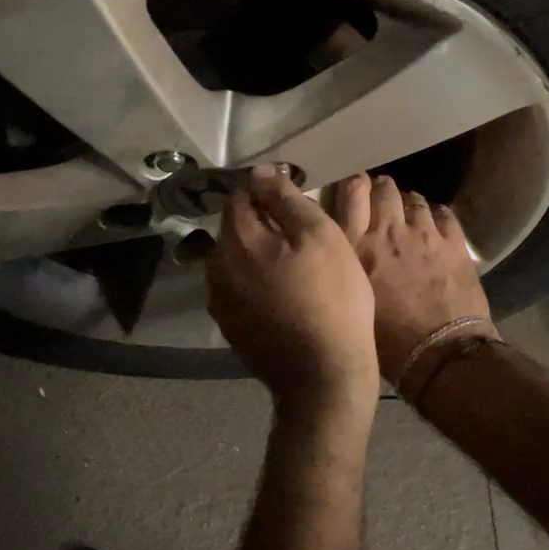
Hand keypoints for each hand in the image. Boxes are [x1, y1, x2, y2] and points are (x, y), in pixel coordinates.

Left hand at [206, 166, 379, 415]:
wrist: (323, 376)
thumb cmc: (332, 298)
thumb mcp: (321, 236)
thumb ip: (286, 199)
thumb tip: (259, 173)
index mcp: (236, 240)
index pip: (240, 197)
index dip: (267, 192)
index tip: (295, 201)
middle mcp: (216, 268)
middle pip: (234, 229)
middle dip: (261, 224)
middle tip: (300, 236)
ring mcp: (219, 302)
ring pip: (235, 261)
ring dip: (257, 255)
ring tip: (294, 266)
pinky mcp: (229, 328)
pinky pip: (239, 291)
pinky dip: (256, 284)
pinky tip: (285, 296)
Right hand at [328, 173, 498, 384]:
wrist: (439, 354)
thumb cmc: (386, 341)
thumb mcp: (351, 300)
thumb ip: (346, 268)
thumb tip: (342, 257)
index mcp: (355, 247)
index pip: (351, 192)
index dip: (353, 184)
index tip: (353, 189)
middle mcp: (387, 232)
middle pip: (384, 188)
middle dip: (382, 190)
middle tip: (381, 200)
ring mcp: (424, 235)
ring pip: (414, 199)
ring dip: (408, 203)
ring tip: (408, 213)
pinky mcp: (454, 244)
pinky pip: (444, 214)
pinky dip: (436, 215)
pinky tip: (434, 224)